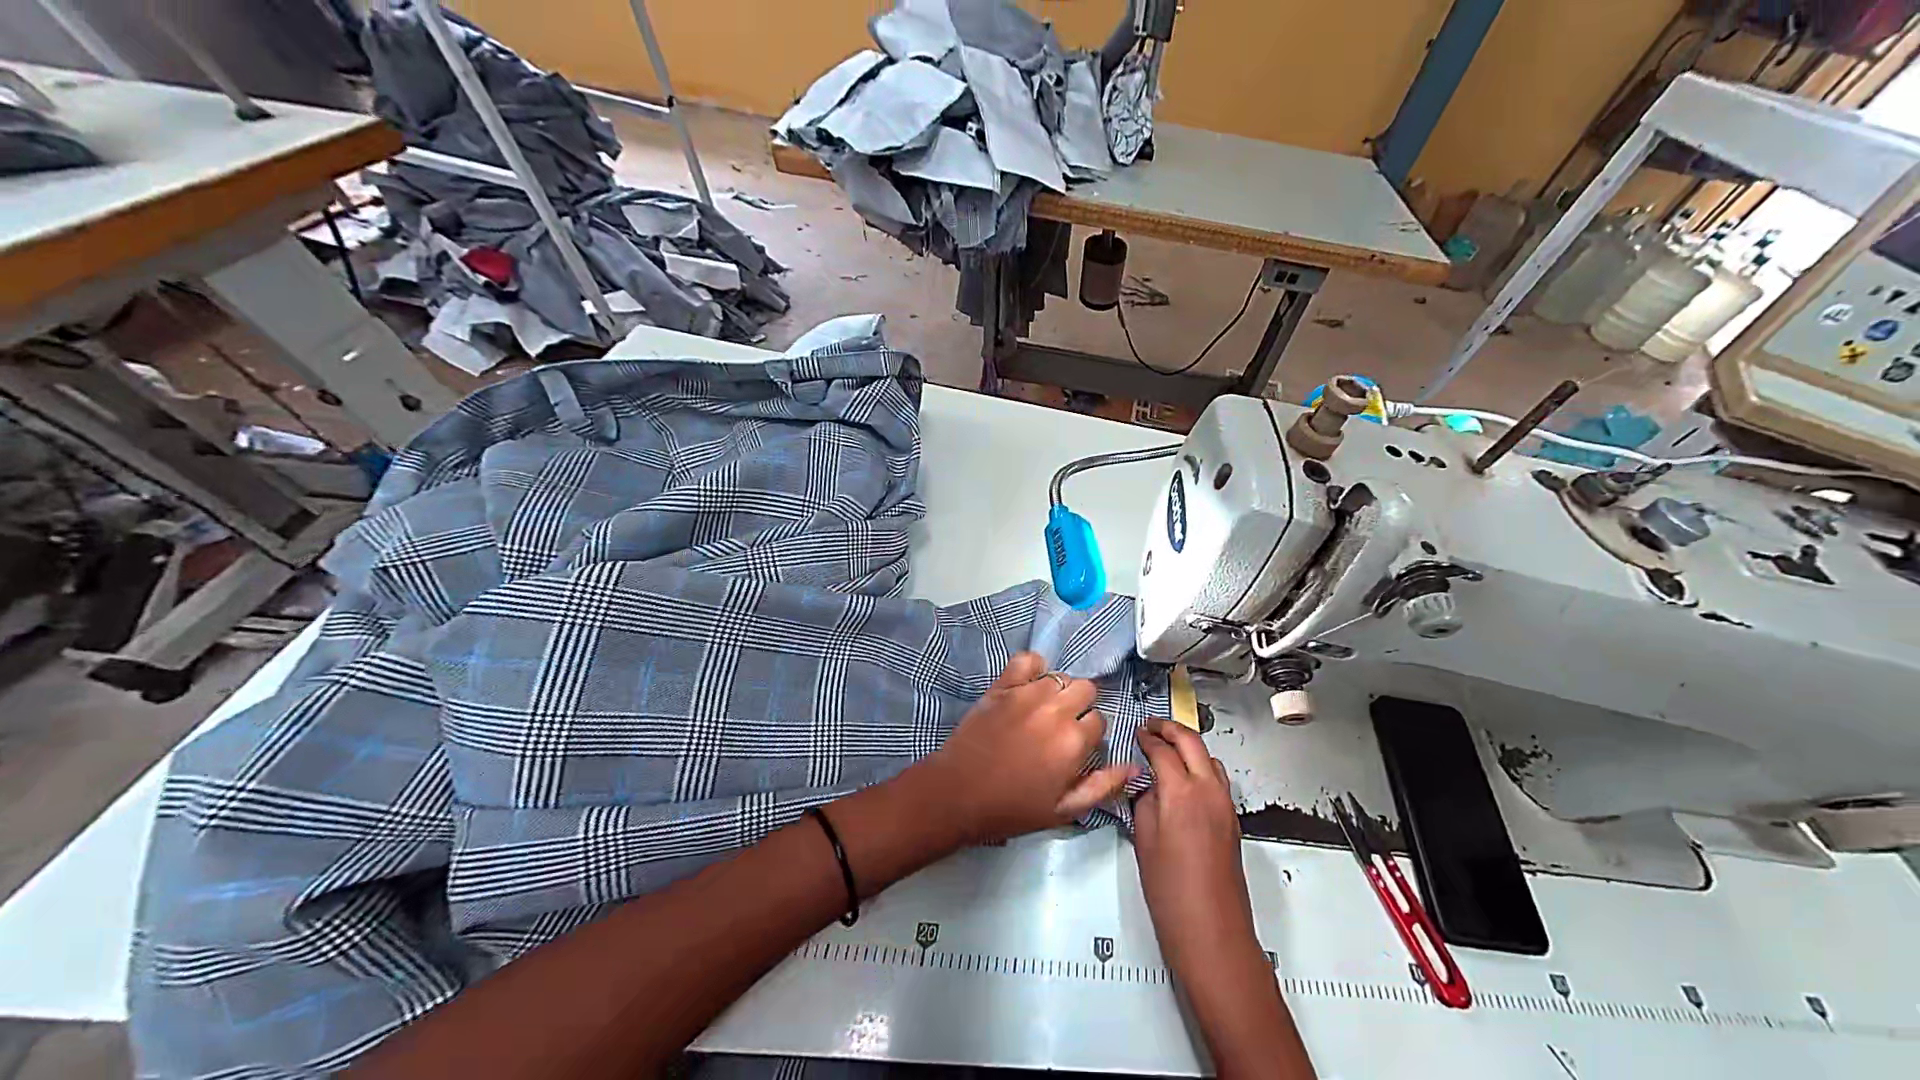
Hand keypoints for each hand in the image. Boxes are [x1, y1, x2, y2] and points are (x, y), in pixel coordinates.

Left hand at [901, 652, 1137, 845]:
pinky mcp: (1001, 686)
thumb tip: (1136, 767)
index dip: (1089, 735)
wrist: (957, 793)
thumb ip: (1103, 786)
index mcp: (1074, 742)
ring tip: (1043, 711)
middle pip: (1086, 690)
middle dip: (1081, 706)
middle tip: (1062, 727)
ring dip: (1058, 691)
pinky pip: (1026, 660)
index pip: (1100, 722)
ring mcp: (1026, 694)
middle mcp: (1055, 711)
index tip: (1074, 748)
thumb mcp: (1064, 810)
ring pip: (1059, 677)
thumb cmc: (1012, 807)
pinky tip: (1029, 685)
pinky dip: (1033, 668)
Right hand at [1132, 717, 1256, 970]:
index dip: (1147, 737)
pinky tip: (1183, 779)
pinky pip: (1217, 779)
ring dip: (1189, 746)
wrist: (1211, 929)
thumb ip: (1145, 802)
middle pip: (1192, 742)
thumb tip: (1147, 786)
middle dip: (1170, 729)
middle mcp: (1209, 791)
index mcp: (1182, 792)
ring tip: (1166, 748)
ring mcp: (1225, 805)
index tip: (1137, 733)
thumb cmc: (1171, 891)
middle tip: (1152, 726)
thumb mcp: (1143, 839)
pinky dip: (1200, 767)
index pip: (1163, 750)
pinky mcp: (1231, 820)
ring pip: (1209, 758)